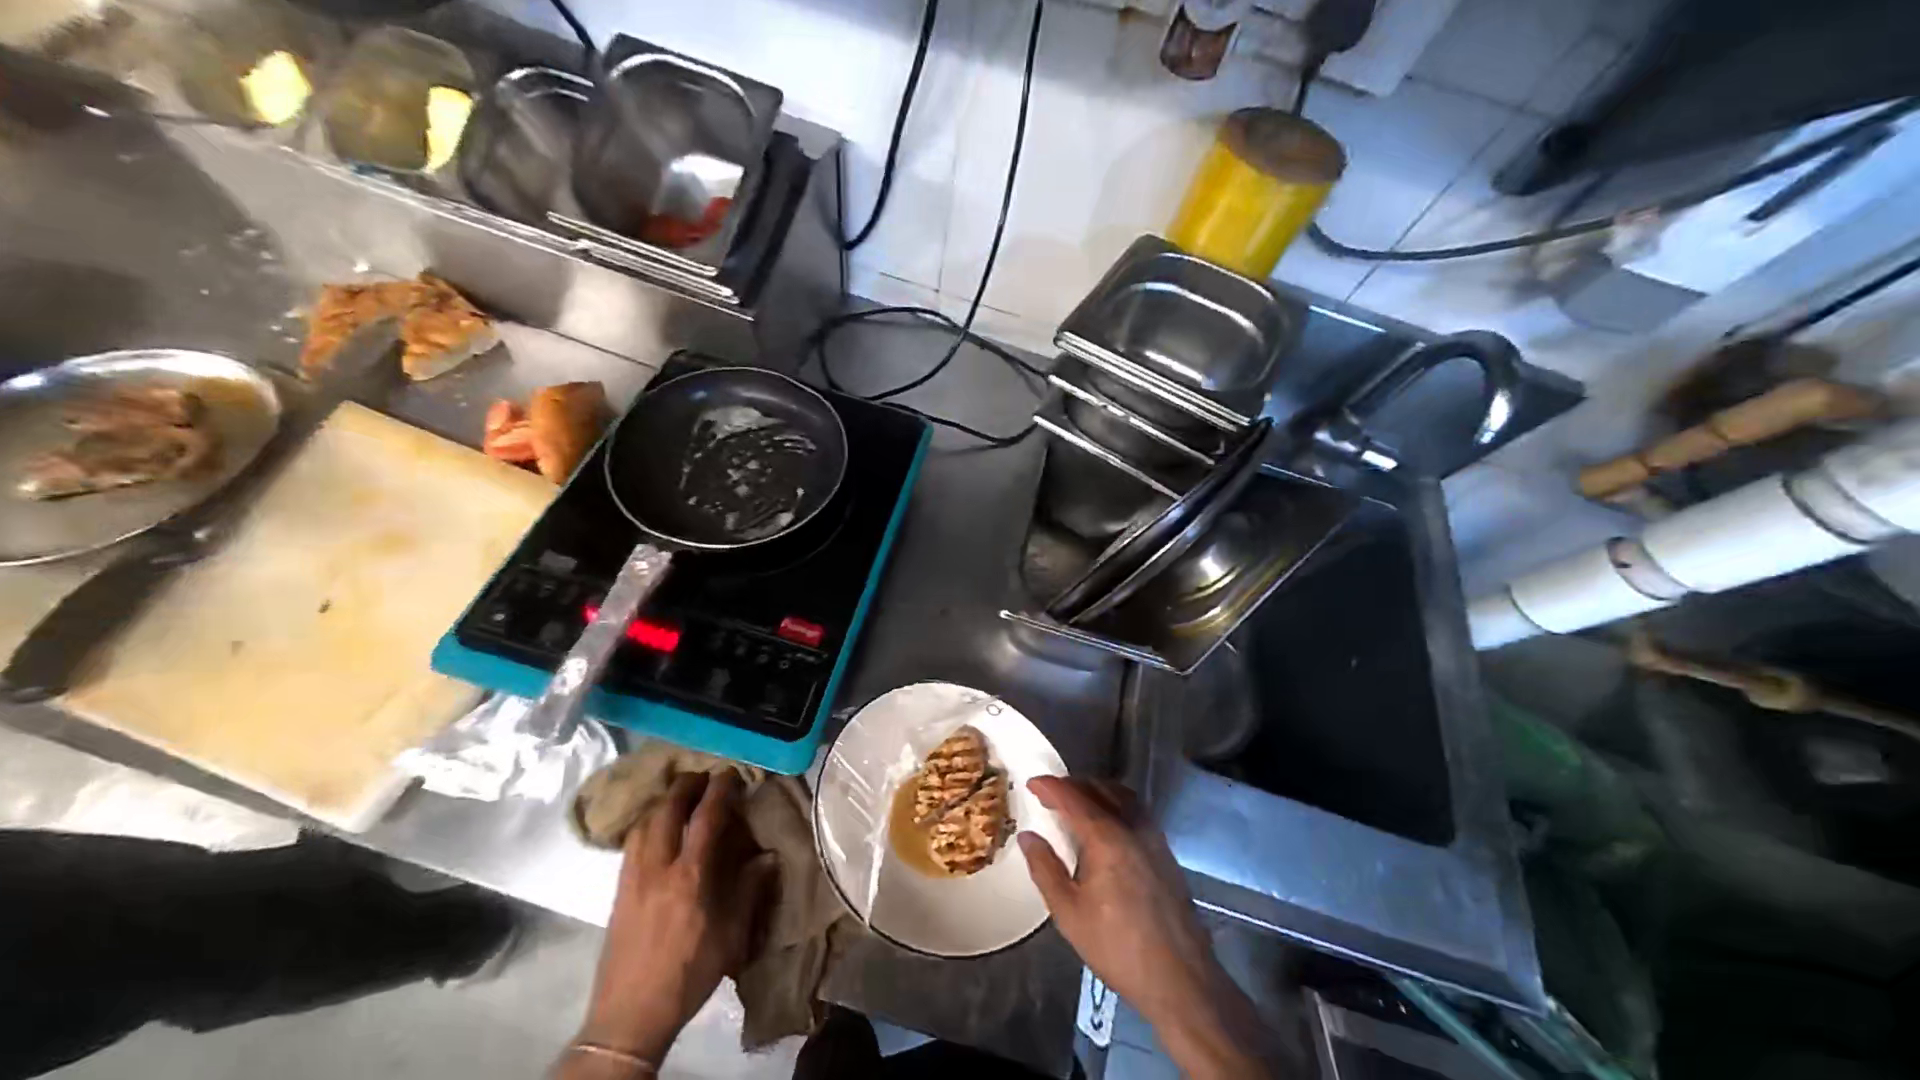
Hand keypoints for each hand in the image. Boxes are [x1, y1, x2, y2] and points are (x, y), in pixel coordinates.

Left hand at [577, 771, 776, 1066]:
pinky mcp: (619, 890)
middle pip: (667, 809)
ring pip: (644, 822)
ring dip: (663, 801)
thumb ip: (749, 891)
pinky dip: (647, 822)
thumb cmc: (689, 974)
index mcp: (690, 876)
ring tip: (679, 796)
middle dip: (686, 785)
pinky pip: (632, 841)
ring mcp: (633, 877)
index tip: (730, 774)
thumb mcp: (731, 936)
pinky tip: (656, 829)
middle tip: (703, 777)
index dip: (719, 790)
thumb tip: (767, 857)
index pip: (706, 817)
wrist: (630, 1014)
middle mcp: (658, 867)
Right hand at [1020, 776, 1272, 1079]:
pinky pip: (1136, 810)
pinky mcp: (1165, 850)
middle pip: (1099, 788)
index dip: (1050, 786)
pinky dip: (1115, 802)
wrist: (1180, 977)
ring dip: (1096, 790)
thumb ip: (1045, 868)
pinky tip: (1105, 824)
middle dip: (1072, 784)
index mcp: (1106, 837)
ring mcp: (1153, 837)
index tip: (1030, 783)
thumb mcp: (1069, 912)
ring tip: (1075, 803)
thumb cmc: (1118, 947)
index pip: (1073, 797)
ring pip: (1122, 795)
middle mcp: (1132, 826)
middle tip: (1049, 794)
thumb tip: (1028, 836)